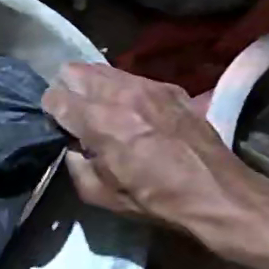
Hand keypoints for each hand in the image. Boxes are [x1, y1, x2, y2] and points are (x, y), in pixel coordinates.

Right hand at [40, 63, 261, 229]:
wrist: (217, 194)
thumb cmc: (155, 199)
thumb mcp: (99, 195)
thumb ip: (74, 164)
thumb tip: (73, 146)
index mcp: (100, 122)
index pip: (55, 96)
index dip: (51, 112)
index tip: (59, 126)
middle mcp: (120, 95)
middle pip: (74, 71)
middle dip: (68, 90)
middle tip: (76, 113)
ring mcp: (147, 87)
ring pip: (102, 69)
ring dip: (94, 86)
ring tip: (102, 109)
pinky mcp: (169, 88)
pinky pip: (131, 78)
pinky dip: (122, 90)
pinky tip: (132, 111)